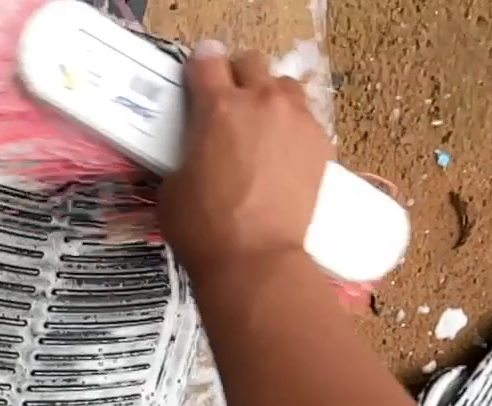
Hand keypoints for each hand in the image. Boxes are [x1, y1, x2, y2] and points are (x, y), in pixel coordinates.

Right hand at [157, 42, 329, 283]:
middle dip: (233, 76)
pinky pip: (301, 118)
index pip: (206, 62)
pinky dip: (285, 127)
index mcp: (217, 111)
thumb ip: (184, 152)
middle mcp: (261, 102)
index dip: (197, 66)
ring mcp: (296, 119)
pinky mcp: (319, 140)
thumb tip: (191, 145)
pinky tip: (273, 155)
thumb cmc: (201, 229)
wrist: (252, 257)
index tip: (194, 74)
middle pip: (250, 62)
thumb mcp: (172, 189)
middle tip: (223, 102)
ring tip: (254, 127)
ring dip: (265, 97)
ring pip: (282, 85)